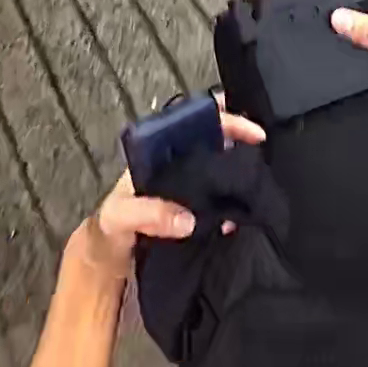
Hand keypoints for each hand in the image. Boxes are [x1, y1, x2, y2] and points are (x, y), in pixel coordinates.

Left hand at [71, 101, 265, 281]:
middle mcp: (177, 158)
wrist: (107, 251)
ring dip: (238, 164)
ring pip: (220, 160)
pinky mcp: (194, 202)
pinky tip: (241, 209)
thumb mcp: (120, 215)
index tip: (239, 119)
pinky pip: (219, 191)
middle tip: (259, 140)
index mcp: (159, 150)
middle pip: (213, 134)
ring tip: (256, 174)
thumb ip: (150, 214)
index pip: (194, 120)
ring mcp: (187, 178)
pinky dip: (233, 196)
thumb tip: (188, 220)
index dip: (219, 114)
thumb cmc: (112, 222)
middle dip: (237, 134)